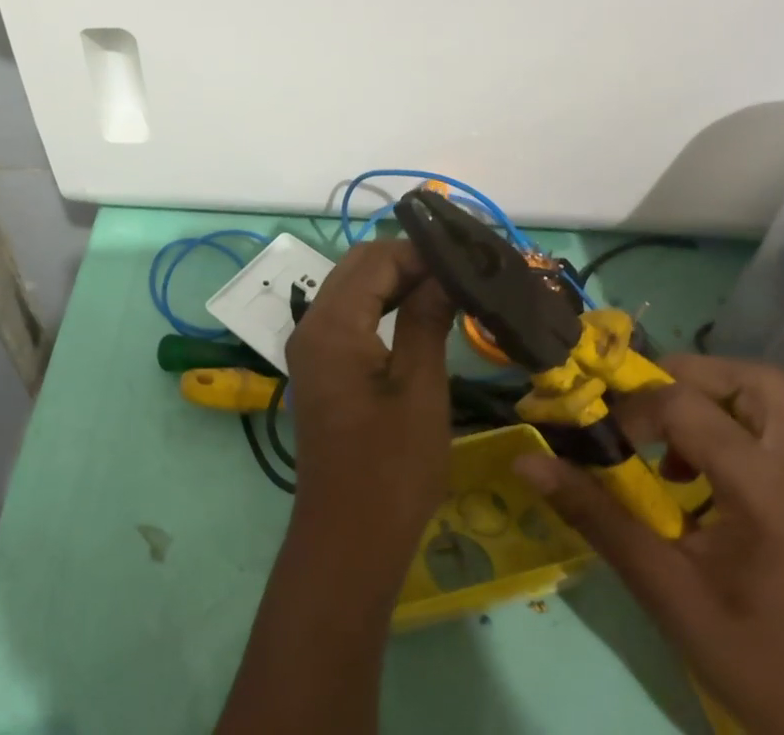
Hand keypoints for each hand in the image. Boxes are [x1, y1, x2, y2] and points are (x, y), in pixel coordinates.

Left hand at [215, 241, 456, 734]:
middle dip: (411, 261)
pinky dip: (384, 308)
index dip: (422, 250)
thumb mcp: (420, 388)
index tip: (475, 254)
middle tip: (469, 268)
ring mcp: (311, 349)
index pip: (374, 259)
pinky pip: (350, 319)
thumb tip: (446, 273)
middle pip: (358, 269)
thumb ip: (427, 321)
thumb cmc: (391, 466)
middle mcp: (309, 327)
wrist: (349, 533)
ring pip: (353, 292)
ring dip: (398, 283)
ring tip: (456, 286)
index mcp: (329, 325)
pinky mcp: (320, 370)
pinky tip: (424, 315)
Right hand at [514, 357, 783, 734]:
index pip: (689, 405)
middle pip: (757, 381)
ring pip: (783, 408)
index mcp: (776, 491)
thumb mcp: (667, 592)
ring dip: (720, 410)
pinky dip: (749, 441)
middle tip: (640, 416)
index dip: (632, 411)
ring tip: (675, 463)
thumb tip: (526, 461)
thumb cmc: (766, 666)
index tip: (600, 444)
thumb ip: (597, 516)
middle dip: (688, 382)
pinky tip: (718, 499)